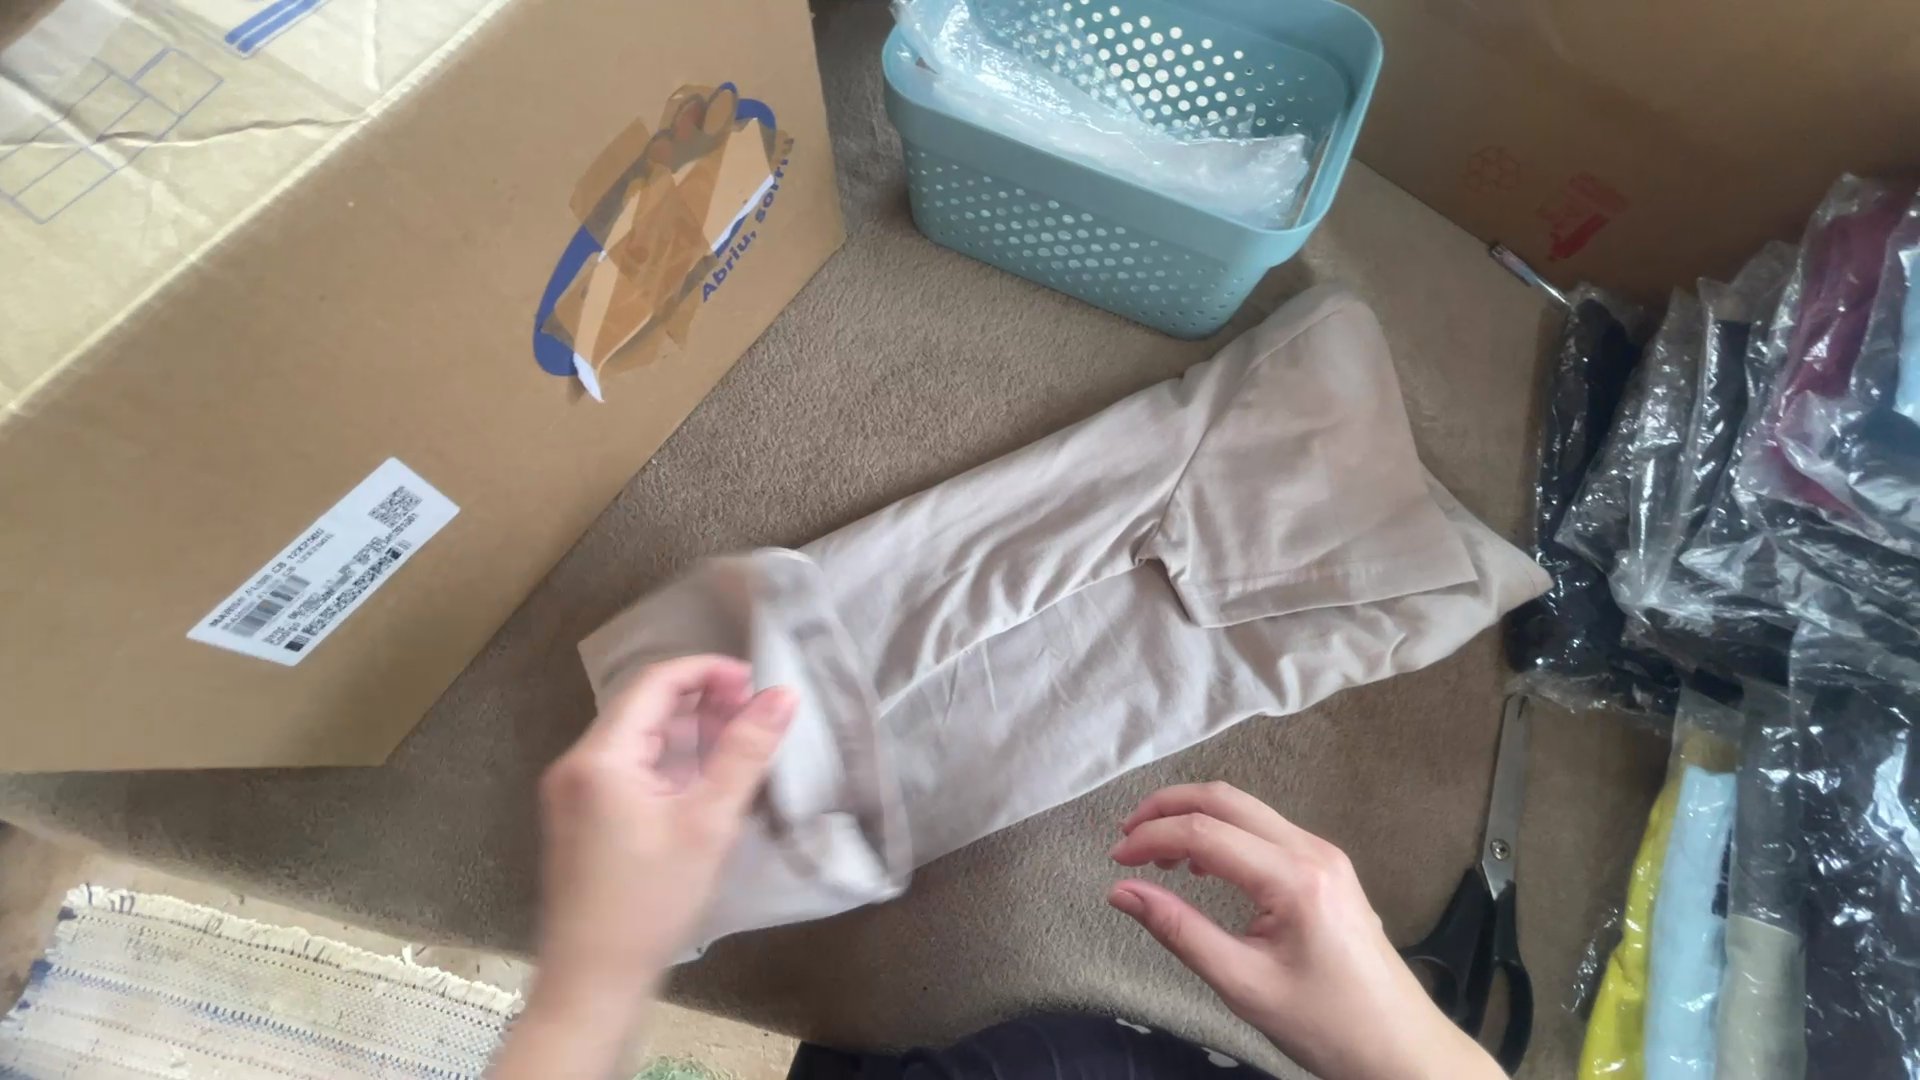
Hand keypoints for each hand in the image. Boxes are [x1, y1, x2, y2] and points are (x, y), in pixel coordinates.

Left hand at [494, 655, 794, 1079]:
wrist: (592, 985)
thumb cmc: (652, 901)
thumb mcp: (710, 822)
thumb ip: (747, 751)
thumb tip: (784, 694)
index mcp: (600, 757)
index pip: (656, 682)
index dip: (708, 671)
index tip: (755, 682)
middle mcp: (577, 763)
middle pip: (645, 705)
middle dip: (702, 699)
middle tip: (753, 712)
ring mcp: (573, 791)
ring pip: (638, 735)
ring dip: (689, 728)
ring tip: (738, 741)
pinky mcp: (581, 814)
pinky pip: (629, 764)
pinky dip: (670, 757)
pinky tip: (705, 776)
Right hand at [1107, 783, 1501, 1079]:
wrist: (1408, 1054)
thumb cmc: (1327, 1028)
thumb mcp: (1245, 986)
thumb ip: (1179, 931)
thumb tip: (1121, 891)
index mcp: (1294, 878)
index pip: (1205, 832)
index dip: (1152, 838)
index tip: (1116, 860)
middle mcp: (1310, 848)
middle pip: (1223, 798)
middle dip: (1166, 807)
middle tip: (1126, 836)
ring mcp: (1321, 851)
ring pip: (1241, 806)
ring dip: (1191, 815)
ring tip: (1153, 848)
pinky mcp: (1323, 864)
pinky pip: (1259, 827)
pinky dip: (1218, 829)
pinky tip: (1200, 862)